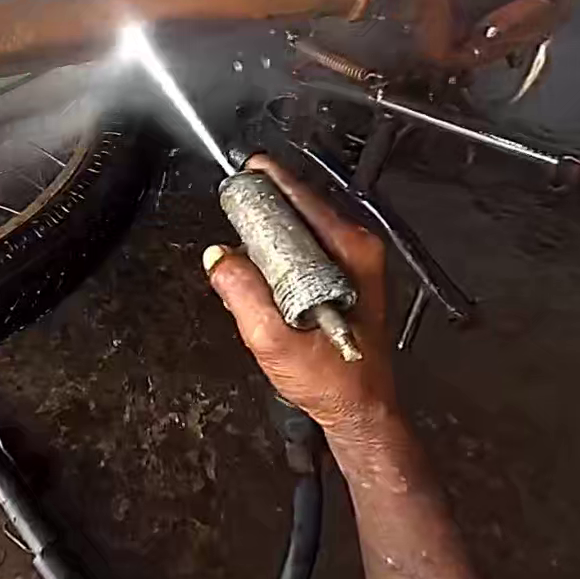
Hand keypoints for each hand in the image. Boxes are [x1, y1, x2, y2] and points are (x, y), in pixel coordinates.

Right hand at [205, 155, 398, 439]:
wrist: (361, 409)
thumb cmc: (333, 379)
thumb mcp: (275, 339)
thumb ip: (242, 293)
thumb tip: (218, 257)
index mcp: (350, 254)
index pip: (305, 198)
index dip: (272, 180)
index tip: (248, 168)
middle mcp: (357, 251)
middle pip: (303, 207)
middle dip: (266, 205)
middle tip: (236, 206)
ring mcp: (354, 262)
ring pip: (303, 226)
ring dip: (272, 229)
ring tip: (245, 239)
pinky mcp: (346, 275)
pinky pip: (306, 245)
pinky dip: (281, 247)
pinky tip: (263, 267)